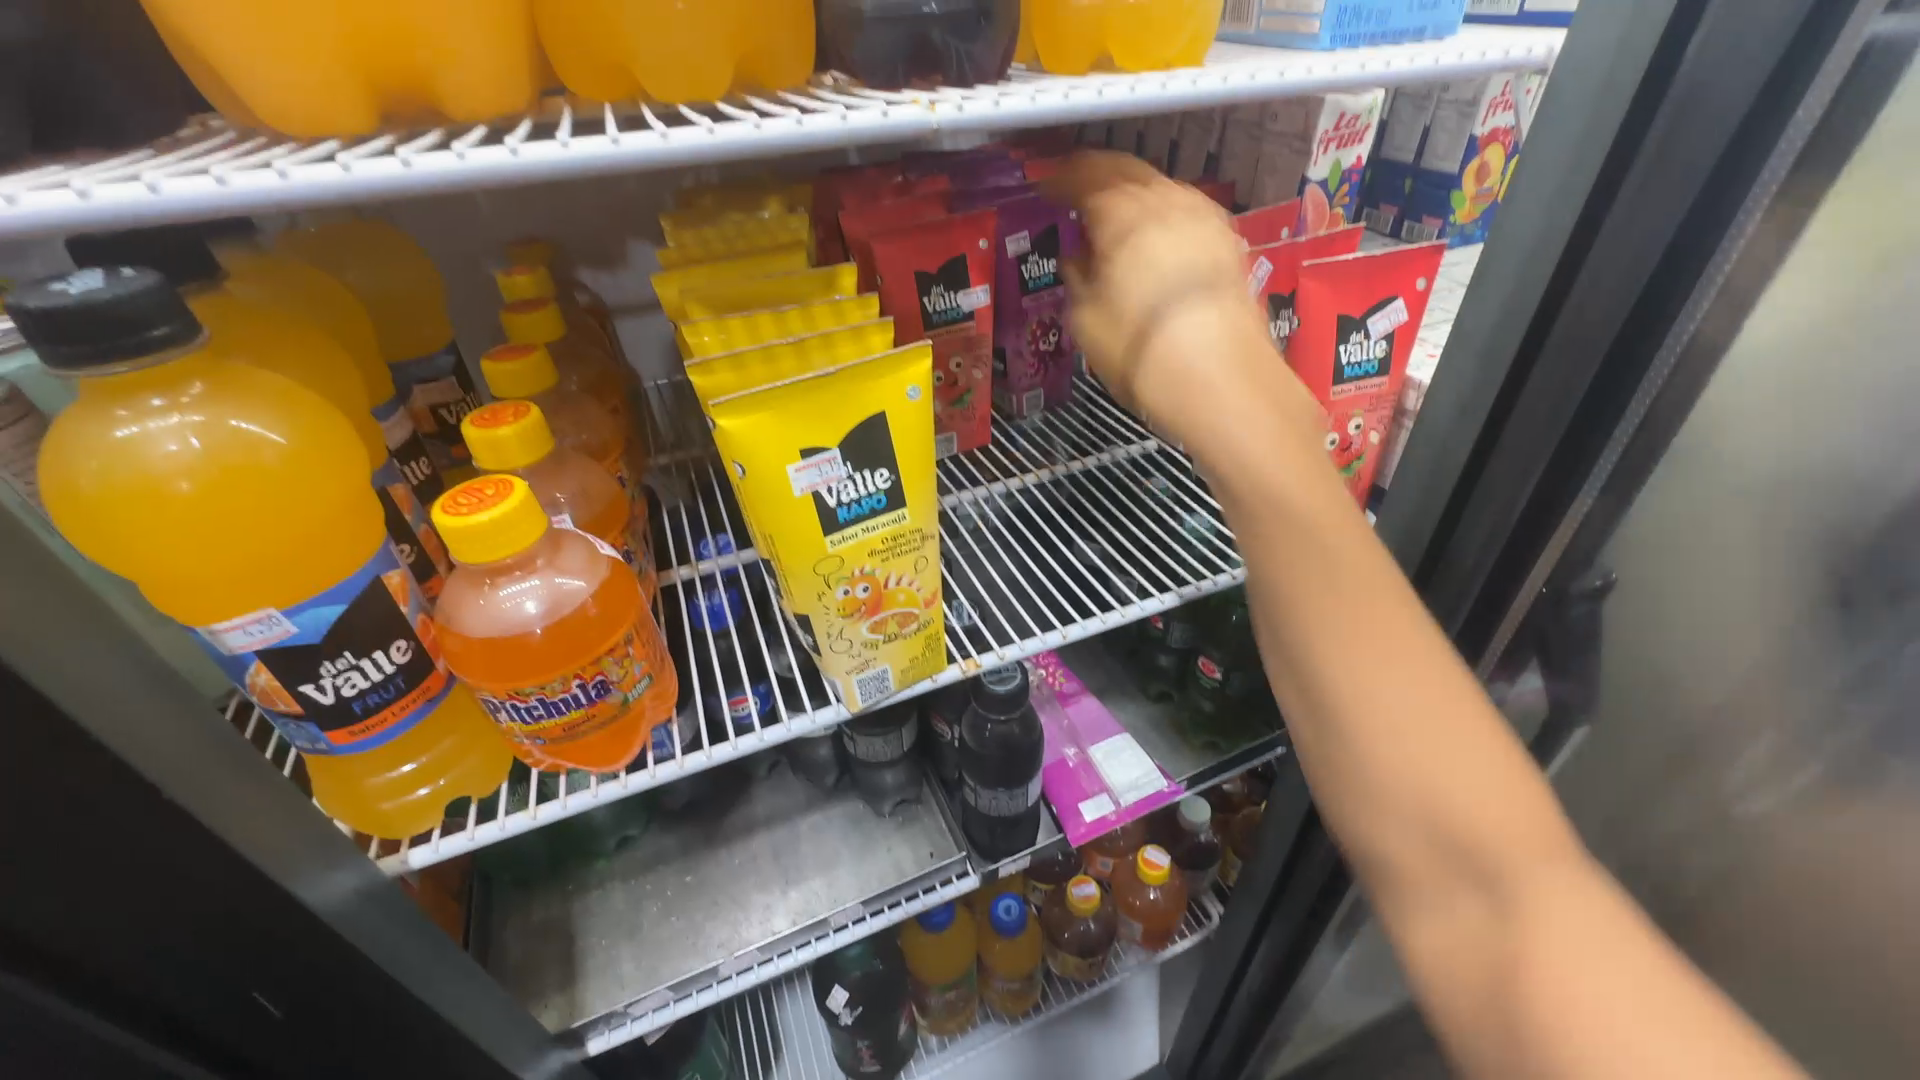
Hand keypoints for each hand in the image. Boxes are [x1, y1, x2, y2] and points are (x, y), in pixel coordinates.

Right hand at [1044, 152, 1317, 451]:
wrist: (1222, 382)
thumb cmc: (1142, 351)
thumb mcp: (1086, 319)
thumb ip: (1078, 275)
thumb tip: (1079, 257)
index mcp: (1121, 210)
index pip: (1083, 173)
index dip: (1059, 179)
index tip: (1045, 189)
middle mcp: (1166, 200)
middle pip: (1126, 170)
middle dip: (1097, 177)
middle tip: (1075, 193)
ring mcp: (1204, 217)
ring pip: (1159, 189)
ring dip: (1132, 196)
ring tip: (1112, 219)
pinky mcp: (1227, 243)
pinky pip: (1184, 214)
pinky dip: (1161, 217)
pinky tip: (1152, 241)